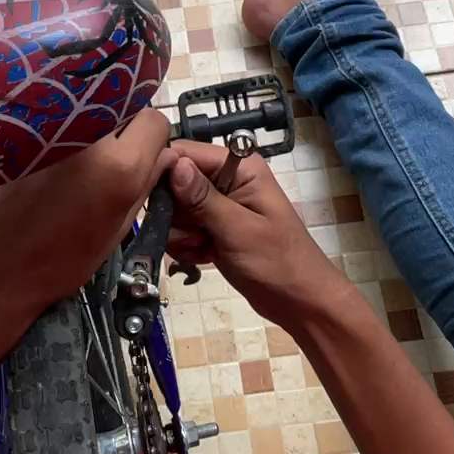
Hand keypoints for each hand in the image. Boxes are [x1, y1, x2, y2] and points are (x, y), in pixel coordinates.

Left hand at [0, 109, 173, 328]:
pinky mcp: (16, 125)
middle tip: (98, 152)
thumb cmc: (54, 265)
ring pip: (81, 104)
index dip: (149, 138)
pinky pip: (45, 111)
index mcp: (118, 167)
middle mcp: (88, 137)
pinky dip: (49, 123)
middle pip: (118, 106)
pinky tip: (36, 148)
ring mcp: (49, 126)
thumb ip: (142, 187)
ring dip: (83, 119)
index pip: (152, 121)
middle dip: (116, 125)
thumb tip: (162, 156)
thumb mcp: (113, 233)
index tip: (136, 150)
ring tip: (65, 149)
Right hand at [165, 139, 358, 330]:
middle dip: (175, 213)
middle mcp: (225, 179)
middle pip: (173, 182)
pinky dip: (187, 246)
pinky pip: (180, 230)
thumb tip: (175, 164)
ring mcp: (217, 205)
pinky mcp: (211, 227)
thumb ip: (203, 198)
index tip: (155, 201)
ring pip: (173, 210)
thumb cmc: (277, 262)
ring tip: (204, 248)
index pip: (185, 152)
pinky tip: (205, 256)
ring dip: (181, 234)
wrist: (297, 301)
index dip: (164, 172)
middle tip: (194, 234)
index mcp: (238, 167)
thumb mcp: (238, 229)